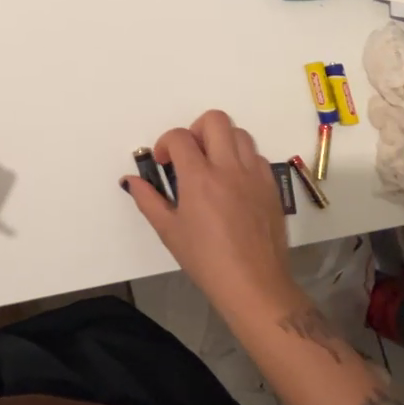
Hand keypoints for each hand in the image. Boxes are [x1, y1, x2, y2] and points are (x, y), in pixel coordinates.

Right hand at [122, 110, 303, 320]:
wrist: (253, 285)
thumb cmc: (205, 259)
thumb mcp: (168, 231)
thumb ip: (147, 199)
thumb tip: (131, 180)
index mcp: (199, 177)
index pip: (179, 137)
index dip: (165, 143)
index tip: (163, 163)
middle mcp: (229, 168)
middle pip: (215, 120)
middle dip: (195, 129)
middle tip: (189, 154)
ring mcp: (254, 175)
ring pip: (240, 133)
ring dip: (221, 141)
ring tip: (212, 165)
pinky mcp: (272, 187)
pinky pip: (257, 156)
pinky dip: (242, 159)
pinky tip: (233, 183)